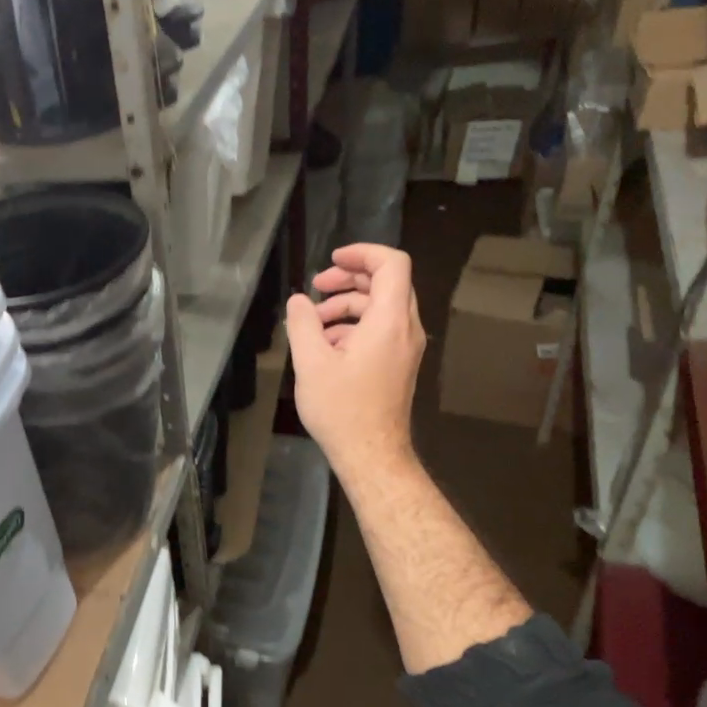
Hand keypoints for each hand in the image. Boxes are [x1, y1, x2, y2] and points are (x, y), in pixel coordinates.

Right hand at [285, 243, 425, 482]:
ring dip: (347, 306)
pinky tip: (326, 346)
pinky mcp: (399, 364)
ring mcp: (406, 347)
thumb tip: (299, 301)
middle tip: (316, 288)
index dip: (363, 253)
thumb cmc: (342, 409)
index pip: (392, 264)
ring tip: (312, 324)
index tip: (332, 260)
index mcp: (389, 321)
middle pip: (387, 283)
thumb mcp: (312, 364)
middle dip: (349, 279)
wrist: (371, 453)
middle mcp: (406, 328)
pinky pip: (381, 329)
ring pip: (381, 307)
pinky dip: (355, 326)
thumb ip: (303, 325)